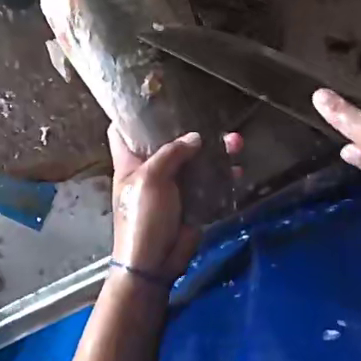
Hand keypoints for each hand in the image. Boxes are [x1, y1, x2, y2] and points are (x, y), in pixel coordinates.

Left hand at [108, 127, 241, 285]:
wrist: (154, 263)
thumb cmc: (142, 218)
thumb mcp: (150, 180)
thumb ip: (171, 154)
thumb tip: (194, 137)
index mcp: (130, 163)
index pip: (122, 131)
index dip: (132, 115)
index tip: (151, 97)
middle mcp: (150, 171)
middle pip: (168, 143)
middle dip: (190, 130)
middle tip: (211, 117)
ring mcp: (172, 188)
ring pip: (194, 162)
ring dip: (215, 152)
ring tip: (236, 142)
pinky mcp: (191, 204)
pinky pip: (209, 184)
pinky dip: (223, 176)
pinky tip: (237, 168)